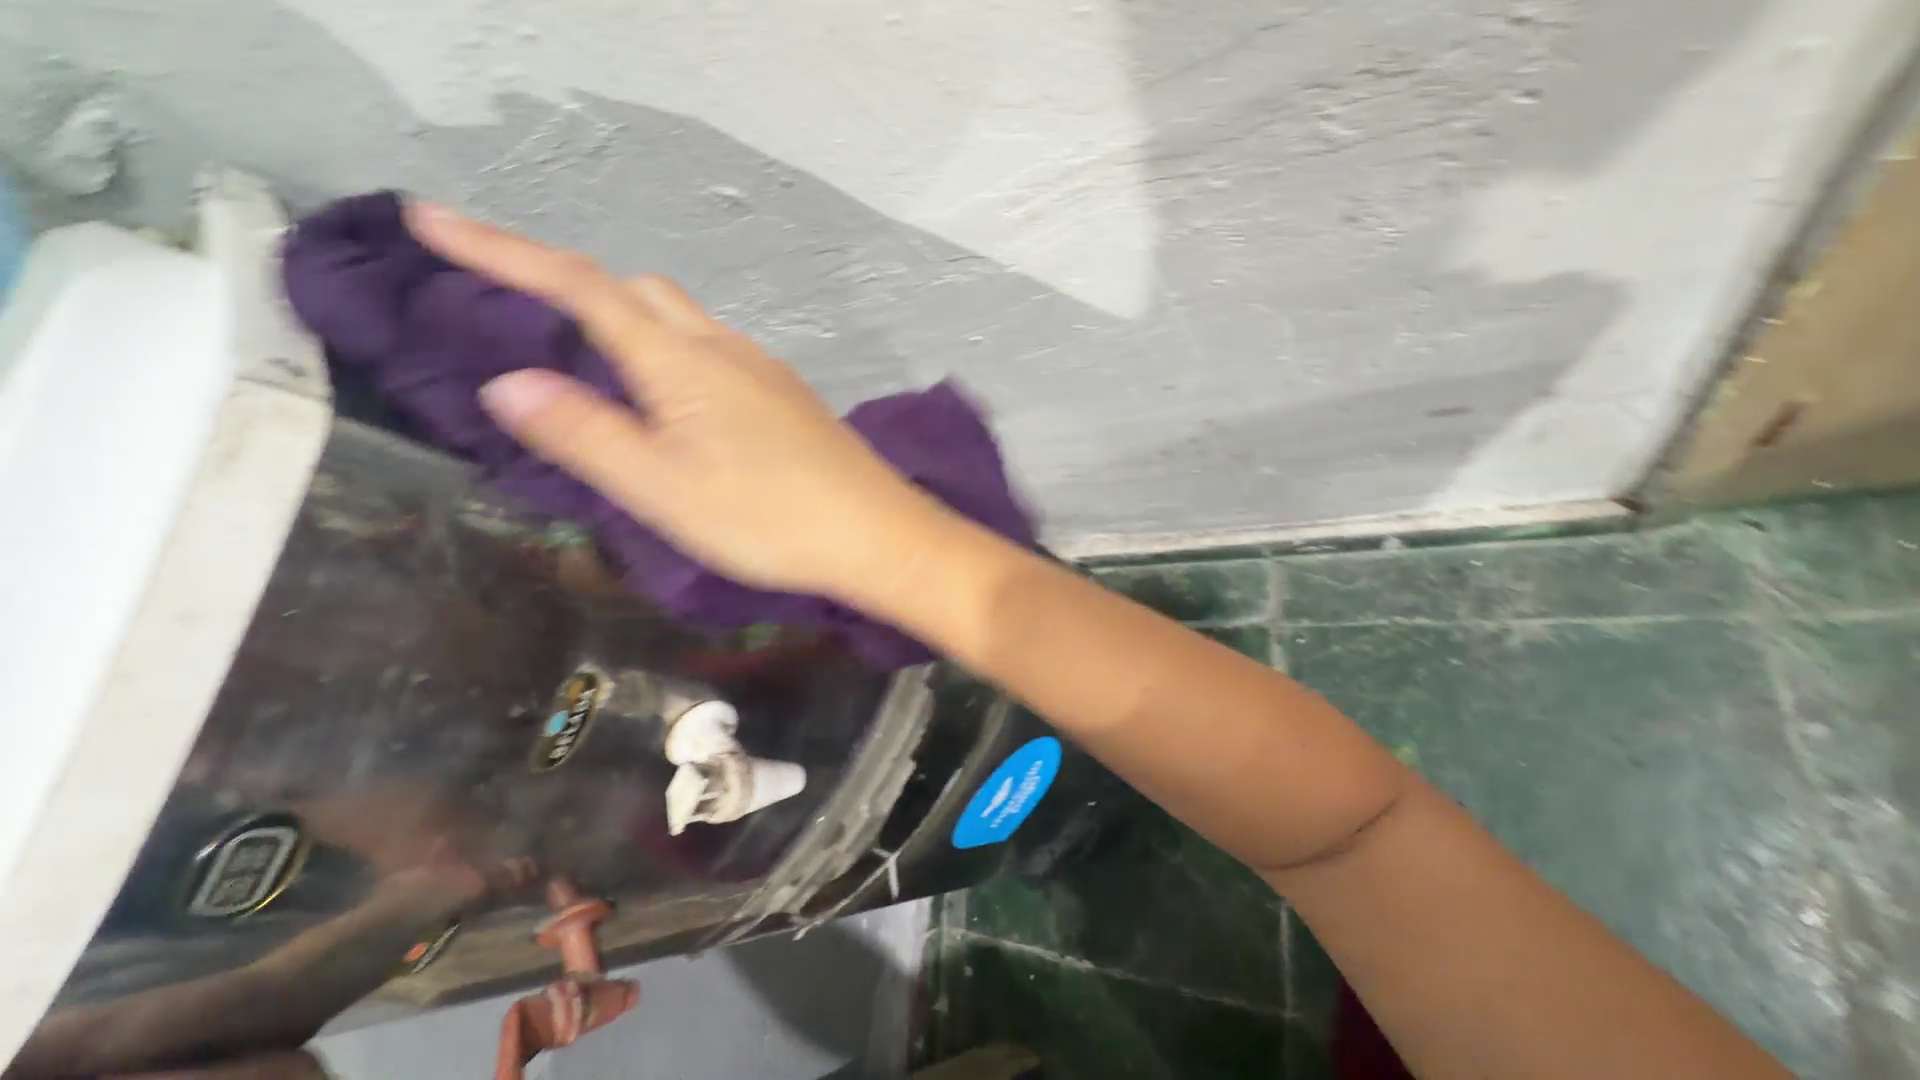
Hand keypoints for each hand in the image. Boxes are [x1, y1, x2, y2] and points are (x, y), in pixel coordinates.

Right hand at [406, 204, 949, 603]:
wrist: (877, 534)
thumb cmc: (769, 519)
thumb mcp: (662, 489)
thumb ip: (585, 435)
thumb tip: (507, 382)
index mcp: (680, 361)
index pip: (577, 286)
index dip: (500, 250)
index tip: (430, 219)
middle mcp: (720, 346)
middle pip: (630, 289)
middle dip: (562, 280)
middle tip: (507, 302)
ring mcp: (758, 367)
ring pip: (674, 316)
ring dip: (616, 314)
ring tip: (574, 350)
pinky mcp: (781, 393)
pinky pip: (705, 347)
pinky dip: (661, 347)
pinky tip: (660, 393)